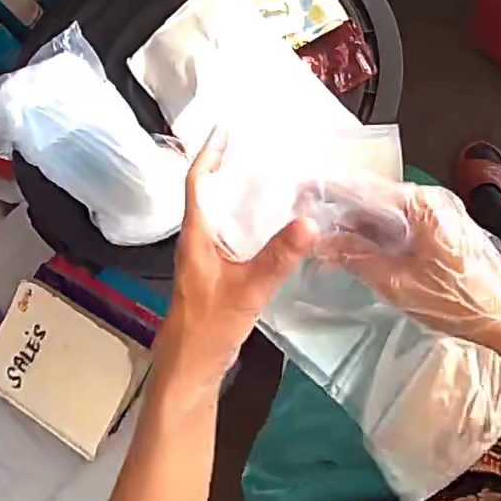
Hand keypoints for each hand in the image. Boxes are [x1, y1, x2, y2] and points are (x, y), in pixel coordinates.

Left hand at [154, 130, 316, 398]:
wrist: (190, 368)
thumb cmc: (208, 326)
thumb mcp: (247, 290)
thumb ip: (278, 258)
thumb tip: (309, 221)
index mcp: (197, 236)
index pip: (198, 184)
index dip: (209, 156)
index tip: (224, 132)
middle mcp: (199, 241)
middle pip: (211, 195)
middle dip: (230, 170)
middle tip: (260, 150)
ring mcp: (207, 258)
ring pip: (223, 216)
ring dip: (241, 196)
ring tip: (272, 179)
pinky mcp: (218, 273)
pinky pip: (233, 236)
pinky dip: (250, 223)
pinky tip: (273, 226)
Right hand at [316, 181, 500, 343]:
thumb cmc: (457, 301)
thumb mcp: (397, 282)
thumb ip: (357, 258)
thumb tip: (322, 242)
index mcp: (421, 204)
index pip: (365, 189)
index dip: (330, 192)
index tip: (301, 194)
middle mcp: (429, 201)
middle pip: (374, 199)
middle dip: (340, 212)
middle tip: (307, 224)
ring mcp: (437, 215)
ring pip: (385, 214)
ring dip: (356, 227)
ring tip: (324, 240)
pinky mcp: (440, 231)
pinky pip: (399, 226)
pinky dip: (376, 236)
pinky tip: (355, 249)